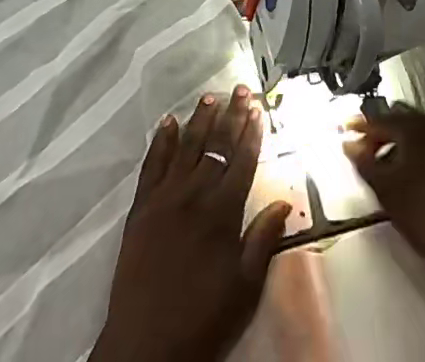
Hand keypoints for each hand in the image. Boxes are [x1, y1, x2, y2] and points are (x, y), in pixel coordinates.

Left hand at [90, 86, 291, 361]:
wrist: (147, 339)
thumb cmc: (204, 316)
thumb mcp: (245, 286)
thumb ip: (263, 239)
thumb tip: (283, 201)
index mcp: (222, 213)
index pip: (241, 161)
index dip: (252, 132)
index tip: (259, 107)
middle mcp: (193, 195)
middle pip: (215, 147)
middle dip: (230, 116)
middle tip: (239, 89)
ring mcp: (163, 196)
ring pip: (185, 148)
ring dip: (198, 121)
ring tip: (209, 97)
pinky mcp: (141, 205)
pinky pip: (152, 164)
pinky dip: (161, 141)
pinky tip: (168, 122)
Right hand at [343, 105, 424, 274]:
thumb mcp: (384, 188)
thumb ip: (362, 160)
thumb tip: (350, 145)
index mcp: (415, 126)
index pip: (378, 117)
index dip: (358, 125)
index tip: (345, 132)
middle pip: (401, 119)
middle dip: (381, 131)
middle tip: (364, 147)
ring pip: (421, 133)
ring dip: (401, 143)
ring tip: (386, 164)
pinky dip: (420, 153)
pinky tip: (412, 175)